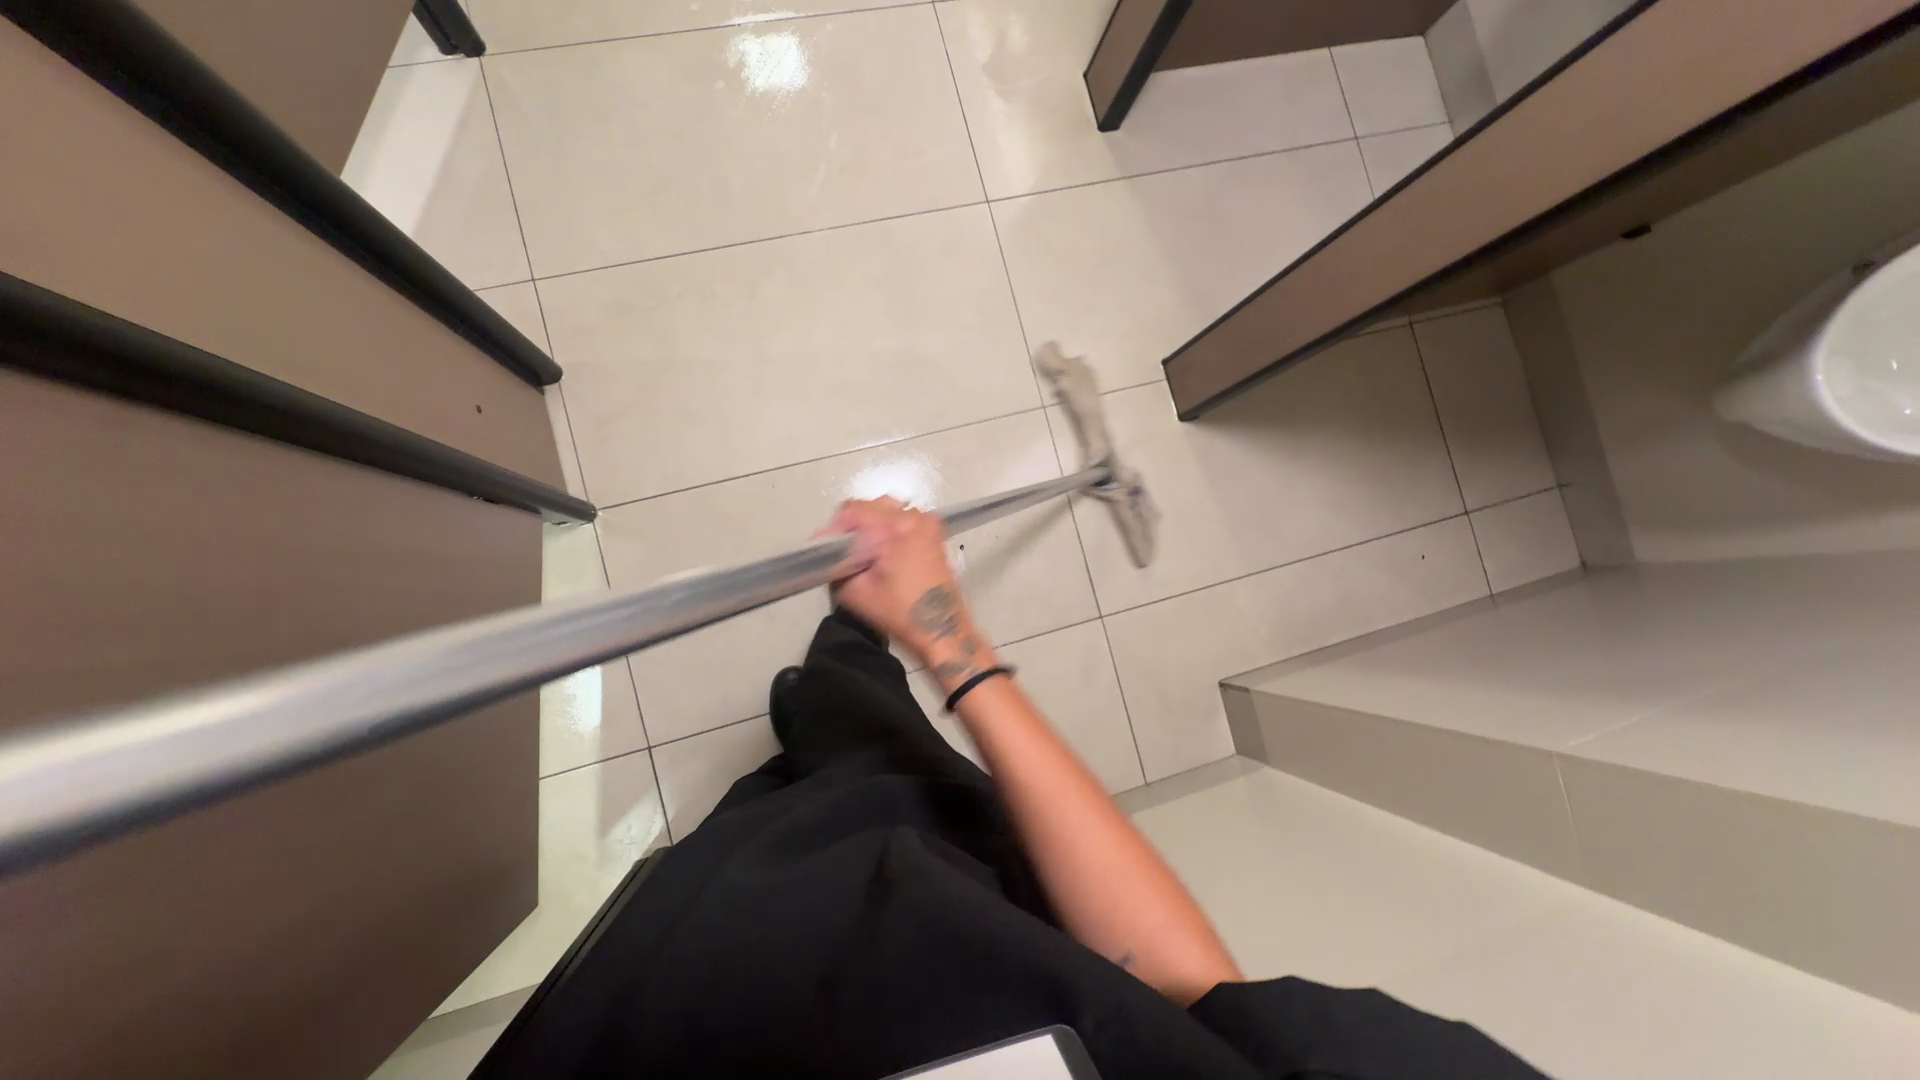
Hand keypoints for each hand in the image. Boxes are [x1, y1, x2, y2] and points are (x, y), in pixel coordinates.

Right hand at [823, 498, 997, 691]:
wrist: (942, 628)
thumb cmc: (899, 612)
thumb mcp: (854, 592)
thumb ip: (836, 566)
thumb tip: (828, 551)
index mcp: (893, 527)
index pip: (852, 509)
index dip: (836, 528)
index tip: (830, 549)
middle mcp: (913, 517)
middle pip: (872, 506)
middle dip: (855, 525)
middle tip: (847, 552)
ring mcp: (928, 524)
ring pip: (890, 511)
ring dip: (875, 527)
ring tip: (868, 554)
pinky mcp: (935, 535)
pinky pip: (906, 521)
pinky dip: (892, 531)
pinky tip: (886, 555)